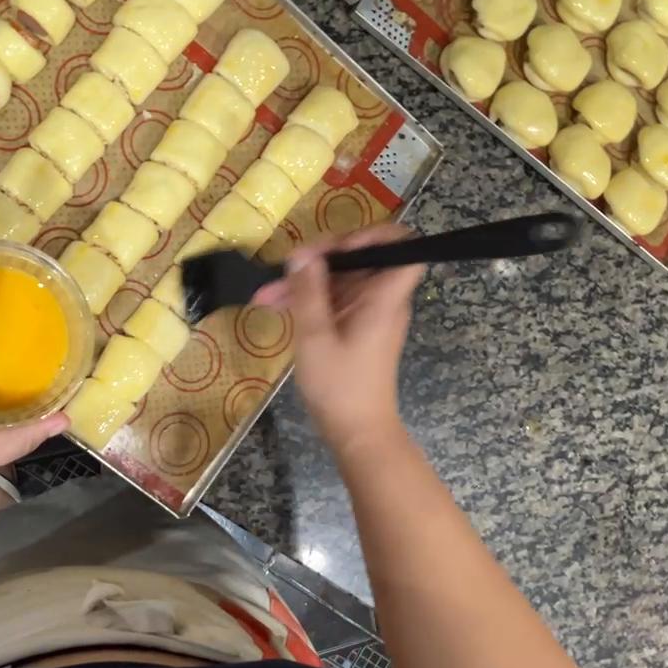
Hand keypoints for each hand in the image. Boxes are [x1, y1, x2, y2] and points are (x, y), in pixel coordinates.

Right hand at [252, 223, 423, 457]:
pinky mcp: (355, 329)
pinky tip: (275, 306)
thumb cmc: (339, 386)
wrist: (356, 432)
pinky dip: (308, 301)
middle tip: (285, 268)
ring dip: (304, 283)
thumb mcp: (315, 336)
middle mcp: (381, 300)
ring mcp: (368, 314)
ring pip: (340, 281)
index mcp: (384, 297)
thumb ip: (308, 291)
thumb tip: (302, 254)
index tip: (337, 248)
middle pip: (360, 259)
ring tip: (265, 294)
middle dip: (319, 259)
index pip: (403, 246)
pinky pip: (334, 301)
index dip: (373, 235)